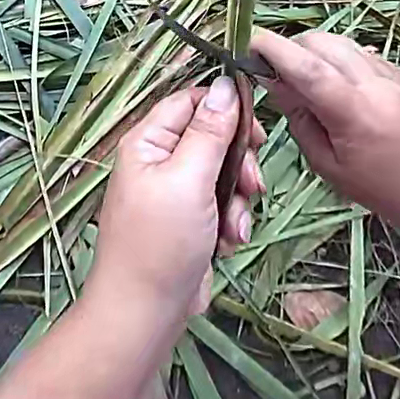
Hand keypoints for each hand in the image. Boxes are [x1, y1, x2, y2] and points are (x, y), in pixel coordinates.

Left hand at [94, 78, 265, 318]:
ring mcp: (176, 191)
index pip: (192, 101)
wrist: (145, 314)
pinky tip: (227, 242)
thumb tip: (225, 84)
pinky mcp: (191, 218)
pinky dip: (231, 220)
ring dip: (238, 197)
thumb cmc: (159, 243)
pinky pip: (223, 203)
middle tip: (251, 183)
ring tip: (233, 226)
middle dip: (238, 161)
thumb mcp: (189, 180)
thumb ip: (210, 131)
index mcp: (149, 142)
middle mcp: (161, 160)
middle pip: (214, 136)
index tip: (255, 130)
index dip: (226, 109)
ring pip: (224, 172)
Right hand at [251, 29, 399, 241]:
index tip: (249, 44)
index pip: (306, 66)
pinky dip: (340, 59)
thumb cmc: (384, 190)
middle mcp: (375, 82)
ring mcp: (393, 73)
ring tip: (305, 79)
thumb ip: (300, 119)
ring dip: (315, 51)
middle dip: (291, 48)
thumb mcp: (329, 165)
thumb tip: (274, 83)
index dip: (273, 49)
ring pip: (342, 42)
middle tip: (275, 71)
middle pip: (322, 42)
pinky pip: (362, 53)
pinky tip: (337, 84)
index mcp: (354, 111)